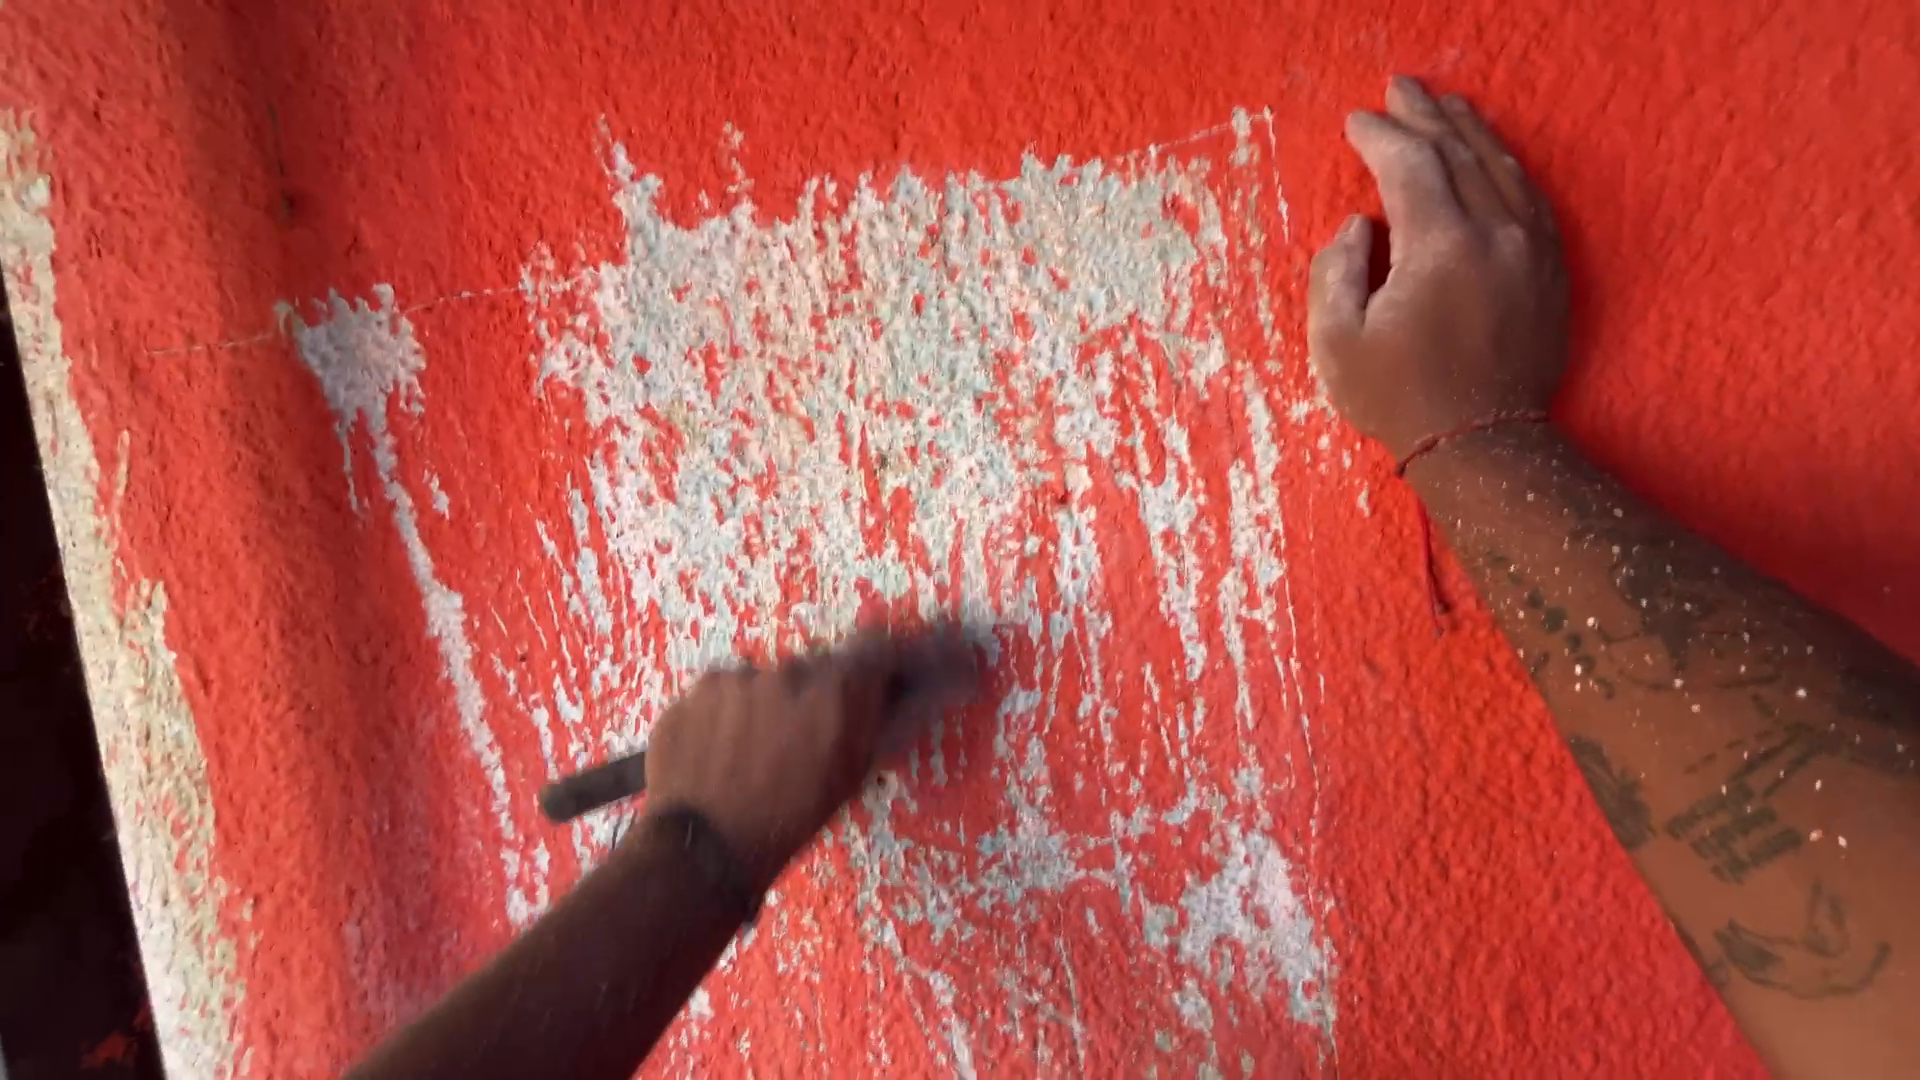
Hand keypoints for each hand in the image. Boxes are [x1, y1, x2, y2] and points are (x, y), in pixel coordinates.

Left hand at [641, 627, 977, 891]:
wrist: (705, 851)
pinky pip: (726, 689)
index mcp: (840, 690)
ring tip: (755, 752)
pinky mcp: (700, 686)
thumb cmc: (792, 817)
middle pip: (817, 669)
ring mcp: (741, 675)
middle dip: (816, 694)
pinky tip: (723, 749)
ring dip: (769, 703)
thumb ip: (901, 718)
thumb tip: (954, 683)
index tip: (881, 674)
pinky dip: (728, 712)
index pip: (878, 647)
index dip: (882, 660)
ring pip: (768, 679)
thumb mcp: (855, 772)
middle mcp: (793, 670)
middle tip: (803, 738)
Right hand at [1308, 76, 1570, 461]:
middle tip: (1397, 88)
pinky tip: (1486, 154)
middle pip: (1460, 150)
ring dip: (1468, 128)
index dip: (1379, 136)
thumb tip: (1358, 225)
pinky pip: (1527, 193)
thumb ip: (1335, 273)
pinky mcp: (1549, 266)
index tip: (1353, 120)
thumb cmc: (1396, 398)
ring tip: (1442, 103)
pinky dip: (1501, 162)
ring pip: (1502, 164)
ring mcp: (1531, 246)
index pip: (1410, 166)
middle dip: (1424, 114)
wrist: (1480, 442)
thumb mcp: (1335, 345)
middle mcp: (1495, 232)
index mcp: (1439, 247)